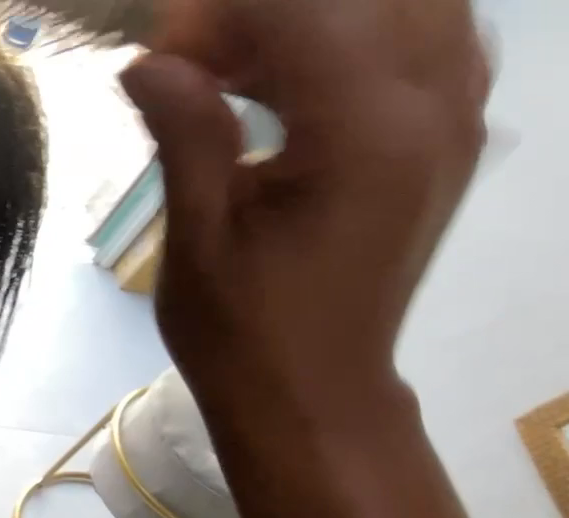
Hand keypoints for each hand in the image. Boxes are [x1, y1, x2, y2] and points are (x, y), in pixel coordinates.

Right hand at [122, 0, 491, 410]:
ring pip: (409, 7)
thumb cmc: (240, 330)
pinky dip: (359, 36)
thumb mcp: (197, 239)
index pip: (304, 13)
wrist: (312, 391)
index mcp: (364, 134)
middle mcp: (435, 104)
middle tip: (190, 57)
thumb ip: (187, 136)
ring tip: (234, 64)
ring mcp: (458, 116)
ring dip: (316, 20)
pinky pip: (429, 39)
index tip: (157, 49)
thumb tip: (147, 62)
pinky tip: (295, 73)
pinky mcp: (452, 135)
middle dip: (267, 11)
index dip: (221, 15)